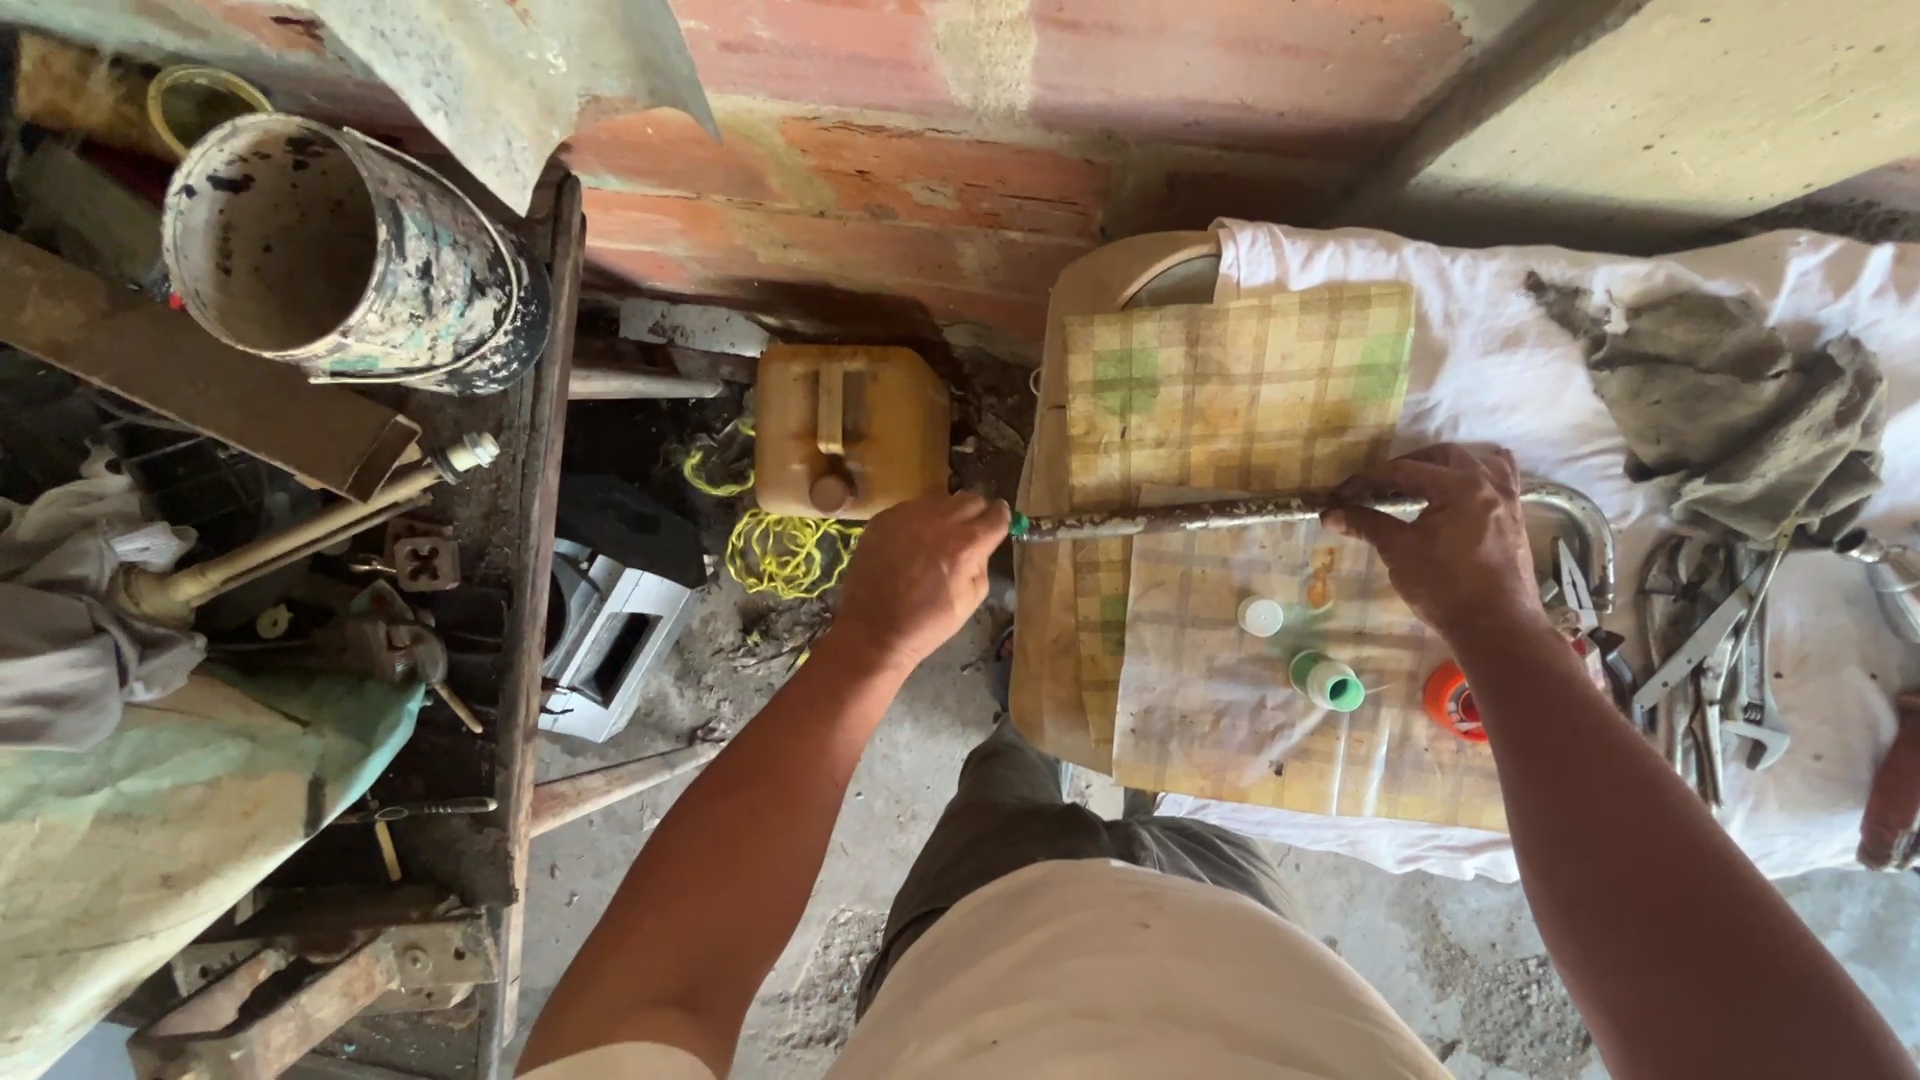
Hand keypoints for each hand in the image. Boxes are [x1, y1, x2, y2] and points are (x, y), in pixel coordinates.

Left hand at [828, 492, 1009, 671]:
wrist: (873, 629)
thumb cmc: (927, 623)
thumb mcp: (971, 600)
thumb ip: (982, 564)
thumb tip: (981, 544)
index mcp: (966, 545)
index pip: (996, 514)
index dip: (1001, 517)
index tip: (998, 521)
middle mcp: (939, 521)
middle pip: (970, 499)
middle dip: (975, 512)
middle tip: (968, 530)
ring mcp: (908, 515)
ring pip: (940, 498)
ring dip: (946, 512)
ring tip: (938, 534)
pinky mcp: (884, 518)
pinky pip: (911, 507)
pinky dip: (918, 519)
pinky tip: (910, 541)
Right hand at [1322, 444, 1548, 640]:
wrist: (1495, 625)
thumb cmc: (1444, 586)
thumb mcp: (1399, 551)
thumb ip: (1366, 524)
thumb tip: (1330, 513)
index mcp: (1459, 487)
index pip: (1404, 470)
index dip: (1369, 479)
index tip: (1343, 493)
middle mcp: (1488, 484)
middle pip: (1442, 456)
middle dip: (1406, 465)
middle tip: (1379, 486)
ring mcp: (1508, 499)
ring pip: (1479, 460)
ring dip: (1446, 464)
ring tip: (1422, 482)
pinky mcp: (1515, 517)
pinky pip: (1501, 479)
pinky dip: (1478, 476)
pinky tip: (1461, 491)